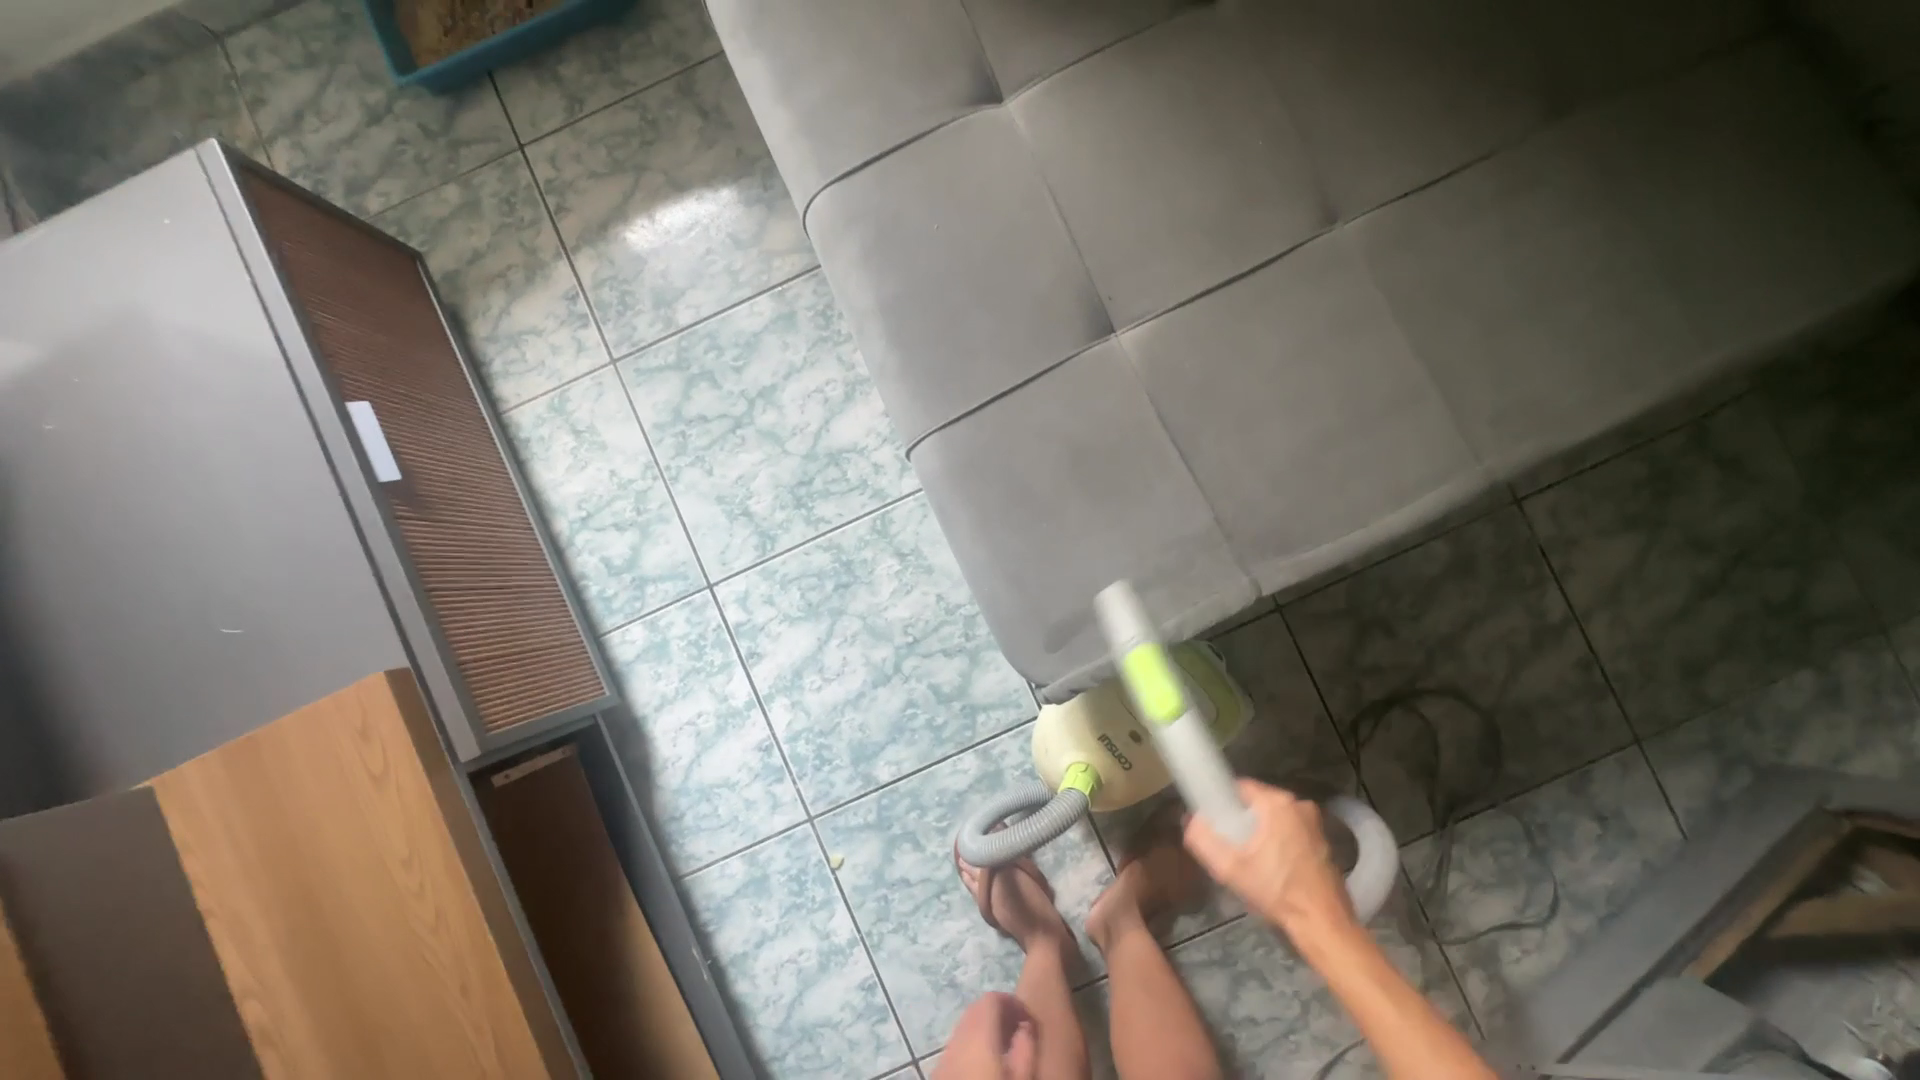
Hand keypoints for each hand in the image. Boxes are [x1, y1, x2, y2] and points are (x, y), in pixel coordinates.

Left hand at [932, 992, 1037, 1079]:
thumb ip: (1026, 1049)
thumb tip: (1025, 1027)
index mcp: (979, 1037)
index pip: (991, 1000)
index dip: (1012, 1003)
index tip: (1028, 1019)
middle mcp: (957, 1042)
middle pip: (975, 1011)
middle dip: (998, 1015)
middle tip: (1020, 1032)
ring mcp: (944, 1060)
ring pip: (963, 1030)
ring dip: (984, 1031)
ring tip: (1006, 1052)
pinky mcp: (938, 1076)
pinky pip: (956, 1049)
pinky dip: (972, 1048)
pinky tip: (987, 1069)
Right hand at [1183, 779, 1354, 935]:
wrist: (1322, 922)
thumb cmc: (1275, 891)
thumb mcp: (1229, 868)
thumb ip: (1202, 839)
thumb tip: (1190, 820)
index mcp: (1276, 803)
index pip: (1240, 786)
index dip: (1223, 801)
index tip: (1216, 822)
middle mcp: (1298, 804)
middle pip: (1258, 802)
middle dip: (1242, 819)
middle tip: (1231, 845)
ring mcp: (1314, 822)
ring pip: (1275, 817)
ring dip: (1261, 831)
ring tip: (1251, 859)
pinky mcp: (1324, 839)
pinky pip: (1291, 829)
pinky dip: (1279, 840)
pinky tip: (1274, 866)